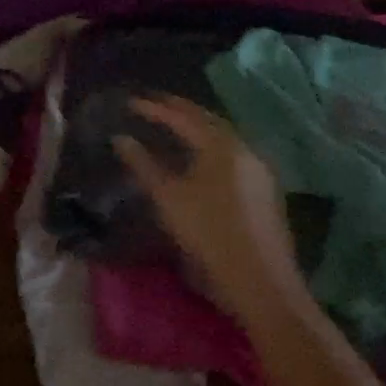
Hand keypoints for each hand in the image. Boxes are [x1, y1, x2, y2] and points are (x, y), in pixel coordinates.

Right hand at [113, 96, 303, 312]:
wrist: (261, 284)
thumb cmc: (208, 234)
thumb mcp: (168, 197)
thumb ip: (143, 164)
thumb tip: (121, 138)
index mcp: (222, 147)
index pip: (183, 118)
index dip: (155, 108)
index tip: (131, 101)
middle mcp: (245, 152)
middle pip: (209, 121)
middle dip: (180, 110)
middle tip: (154, 103)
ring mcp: (259, 172)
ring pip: (224, 138)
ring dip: (198, 127)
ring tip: (174, 124)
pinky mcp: (264, 192)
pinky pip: (232, 154)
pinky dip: (210, 145)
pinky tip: (199, 156)